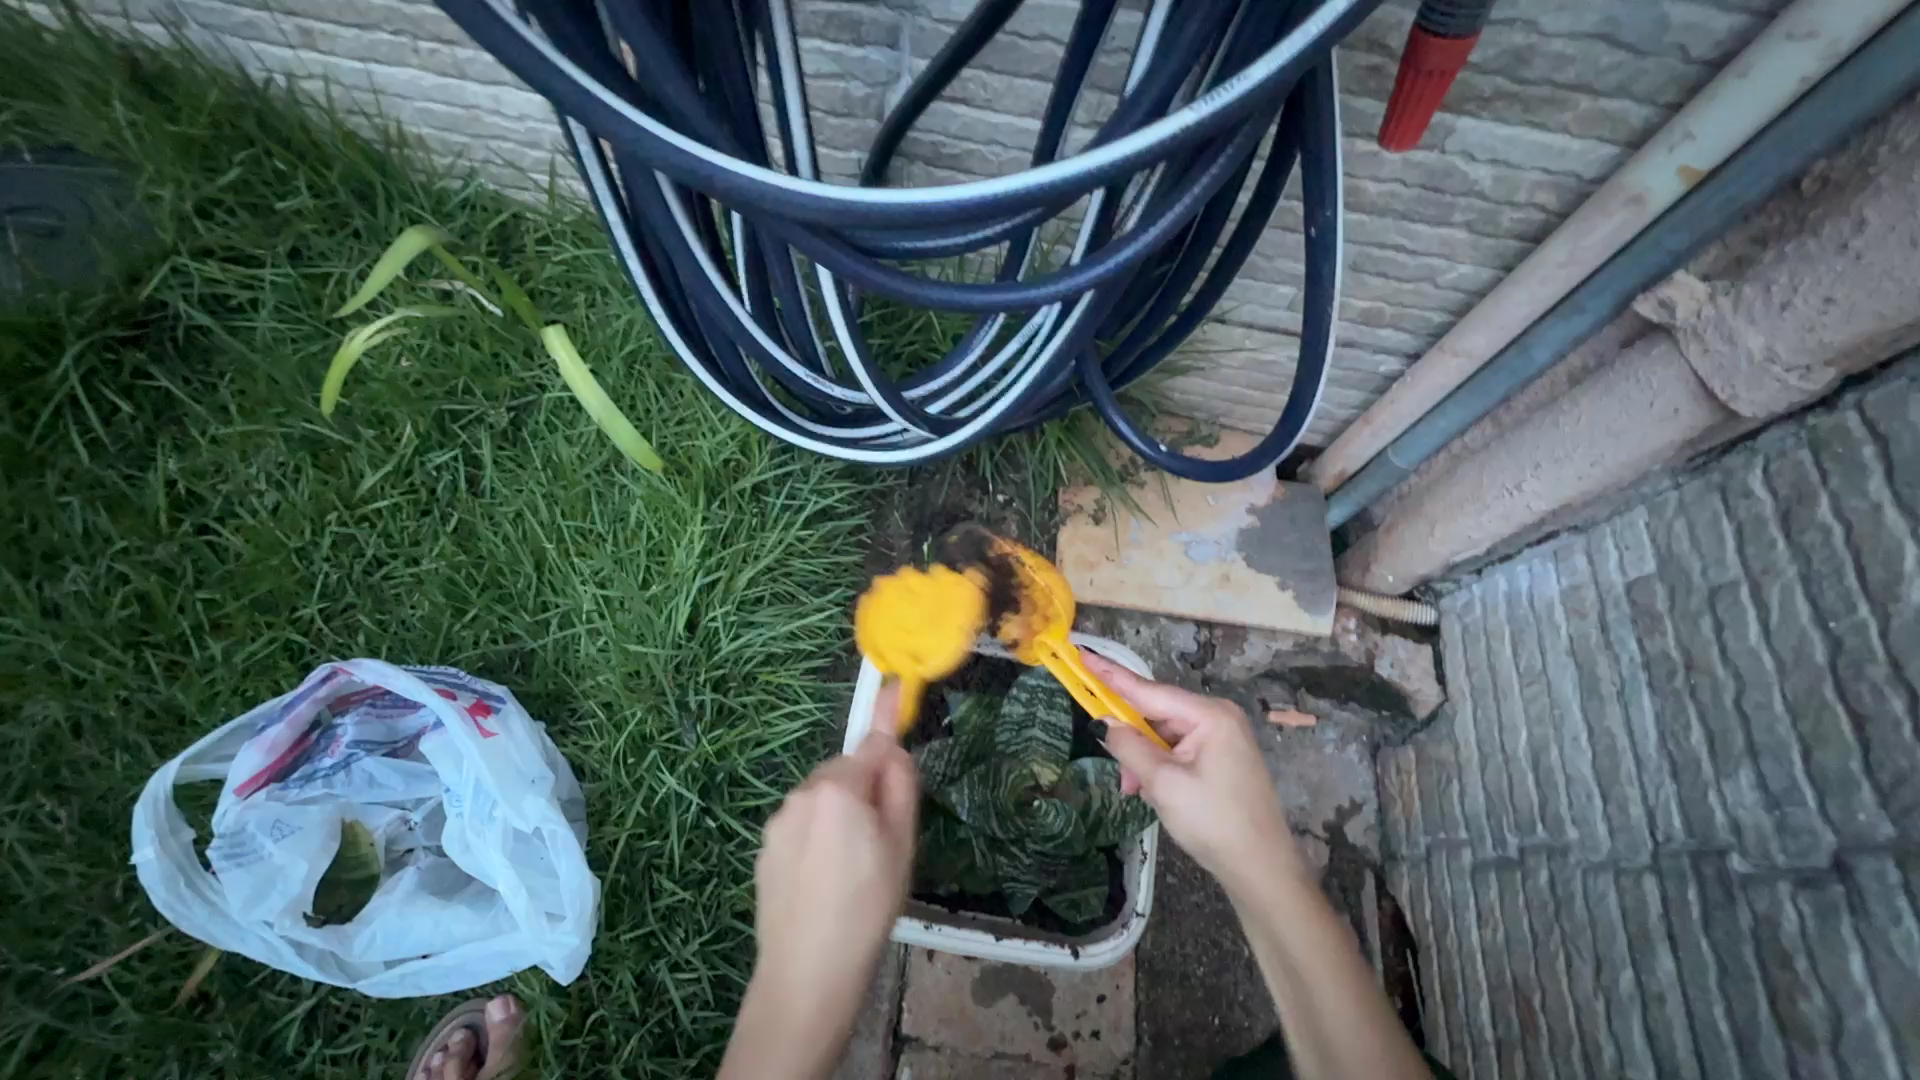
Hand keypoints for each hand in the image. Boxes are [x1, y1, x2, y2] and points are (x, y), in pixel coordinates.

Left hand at [753, 721, 917, 991]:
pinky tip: (825, 880)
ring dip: (839, 814)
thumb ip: (901, 787)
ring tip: (852, 869)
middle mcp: (802, 793)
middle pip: (845, 771)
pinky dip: (817, 837)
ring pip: (822, 800)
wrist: (807, 973)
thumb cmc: (867, 907)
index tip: (895, 683)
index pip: (871, 742)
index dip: (888, 718)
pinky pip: (801, 825)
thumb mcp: (902, 845)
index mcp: (839, 787)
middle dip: (864, 788)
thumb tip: (894, 751)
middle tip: (882, 838)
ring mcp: (778, 821)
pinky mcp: (764, 848)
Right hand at [1083, 652, 1305, 899]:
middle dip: (1131, 741)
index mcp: (1209, 715)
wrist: (1262, 869)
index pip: (1148, 690)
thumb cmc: (1214, 822)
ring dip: (1143, 761)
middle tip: (1121, 772)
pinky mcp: (1221, 758)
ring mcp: (1222, 738)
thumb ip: (1130, 747)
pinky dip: (1159, 769)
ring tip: (1137, 792)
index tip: (1082, 655)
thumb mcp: (1163, 784)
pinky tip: (1153, 793)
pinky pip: (1177, 751)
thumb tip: (1106, 723)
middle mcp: (1217, 717)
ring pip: (1163, 737)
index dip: (1110, 676)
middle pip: (1155, 715)